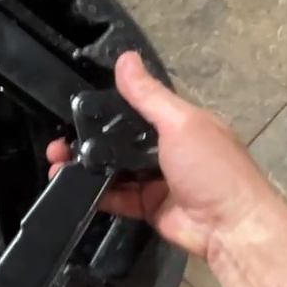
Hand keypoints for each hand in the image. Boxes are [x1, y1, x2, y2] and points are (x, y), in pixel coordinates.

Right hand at [49, 52, 278, 260]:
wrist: (229, 229)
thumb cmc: (212, 168)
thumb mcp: (180, 123)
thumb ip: (148, 95)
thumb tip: (126, 57)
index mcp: (179, 124)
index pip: (136, 109)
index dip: (105, 108)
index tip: (73, 109)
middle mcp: (165, 149)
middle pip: (117, 141)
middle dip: (86, 141)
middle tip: (57, 144)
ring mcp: (155, 180)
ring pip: (111, 169)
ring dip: (83, 166)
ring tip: (56, 164)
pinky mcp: (146, 206)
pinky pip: (113, 196)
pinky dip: (93, 192)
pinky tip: (69, 185)